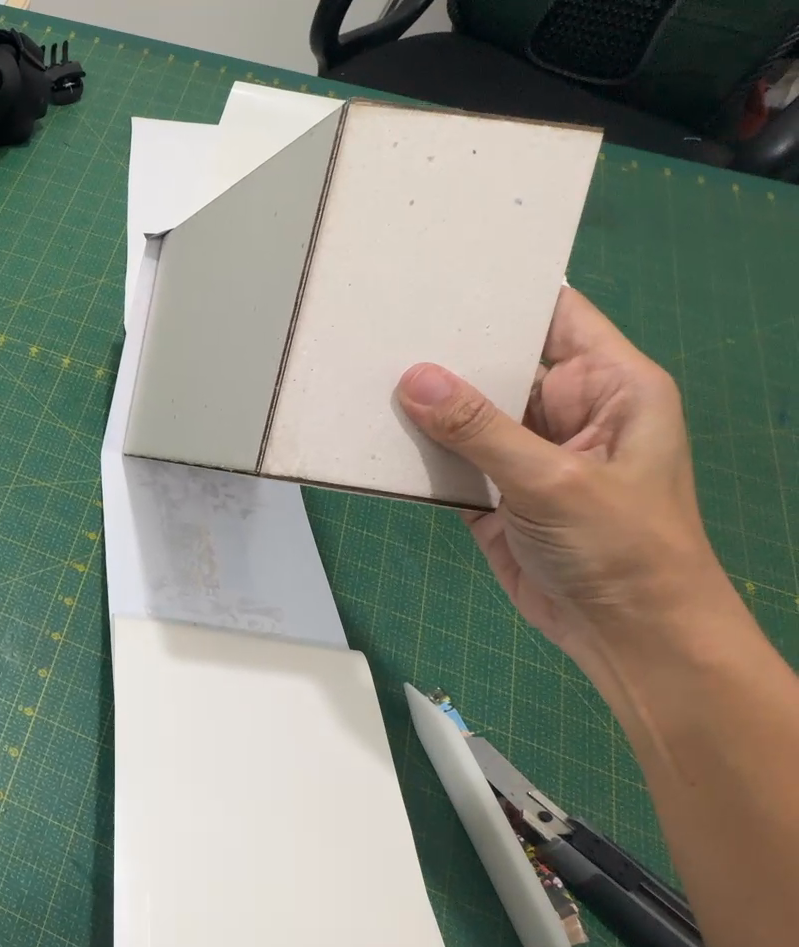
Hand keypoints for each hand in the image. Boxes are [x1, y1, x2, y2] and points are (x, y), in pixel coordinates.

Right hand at [395, 287, 733, 677]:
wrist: (623, 632)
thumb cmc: (623, 548)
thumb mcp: (553, 480)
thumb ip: (480, 429)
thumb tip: (413, 378)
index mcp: (610, 386)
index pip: (554, 317)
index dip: (502, 293)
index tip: (438, 277)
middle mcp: (564, 410)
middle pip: (495, 365)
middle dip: (443, 351)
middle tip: (377, 327)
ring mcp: (523, 452)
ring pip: (462, 414)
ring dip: (420, 405)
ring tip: (360, 375)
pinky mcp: (489, 491)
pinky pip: (443, 459)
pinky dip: (412, 452)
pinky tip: (371, 436)